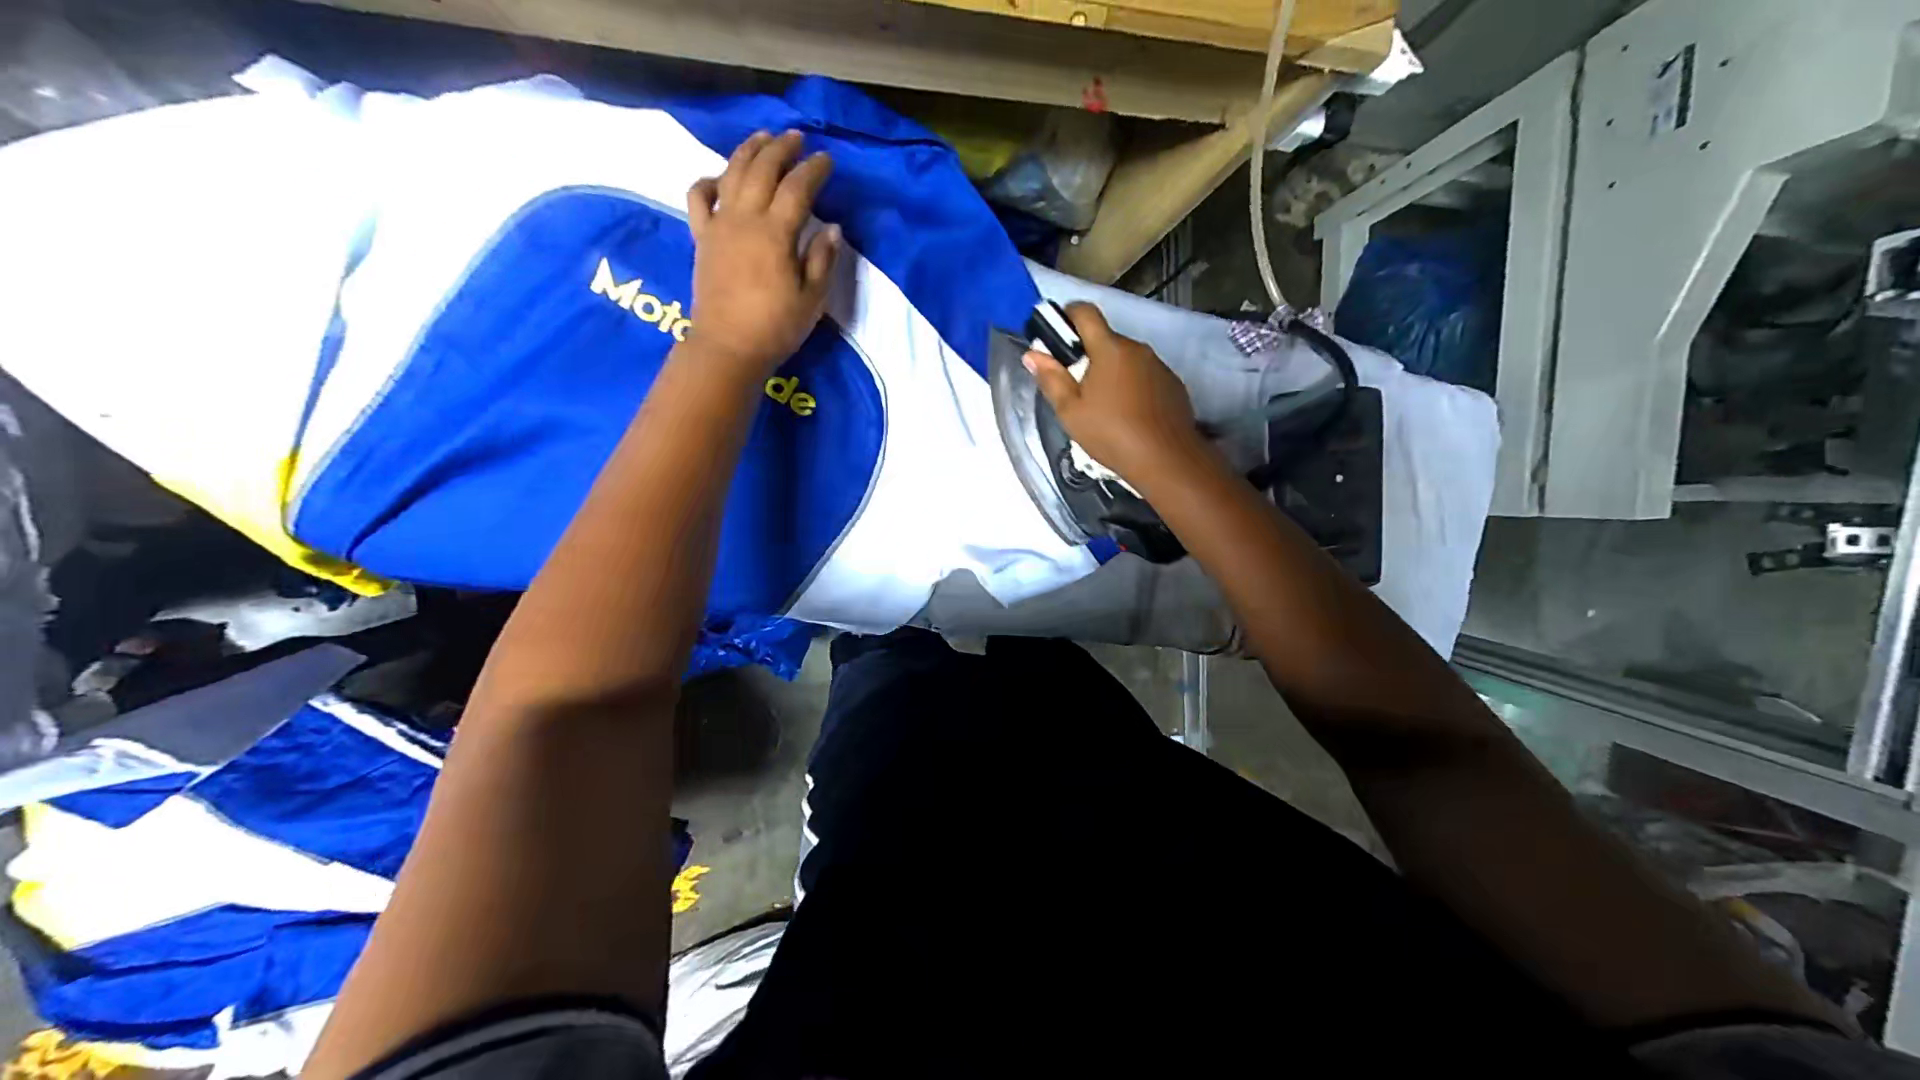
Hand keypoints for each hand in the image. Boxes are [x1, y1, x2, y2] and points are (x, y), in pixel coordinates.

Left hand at [683, 130, 841, 377]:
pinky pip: (699, 197)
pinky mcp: (702, 237)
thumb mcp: (812, 299)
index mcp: (776, 233)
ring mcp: (719, 225)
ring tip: (764, 138)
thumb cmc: (775, 328)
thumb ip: (822, 260)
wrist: (727, 348)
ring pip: (731, 172)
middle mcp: (745, 218)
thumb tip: (832, 229)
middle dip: (782, 148)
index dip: (815, 169)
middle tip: (798, 138)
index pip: (798, 188)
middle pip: (762, 168)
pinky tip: (721, 178)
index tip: (828, 160)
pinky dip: (709, 180)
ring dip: (749, 150)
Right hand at [1024, 302, 1213, 490]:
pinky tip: (1128, 414)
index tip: (1055, 335)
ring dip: (1111, 371)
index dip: (1067, 316)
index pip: (1086, 312)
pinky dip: (1133, 386)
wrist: (1166, 459)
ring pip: (1126, 358)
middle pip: (1106, 339)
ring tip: (1103, 405)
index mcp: (1109, 349)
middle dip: (1088, 354)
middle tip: (1075, 385)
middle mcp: (1137, 348)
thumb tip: (1033, 354)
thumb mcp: (1071, 411)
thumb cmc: (1111, 433)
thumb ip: (1051, 379)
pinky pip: (1145, 375)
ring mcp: (1158, 365)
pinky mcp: (1173, 384)